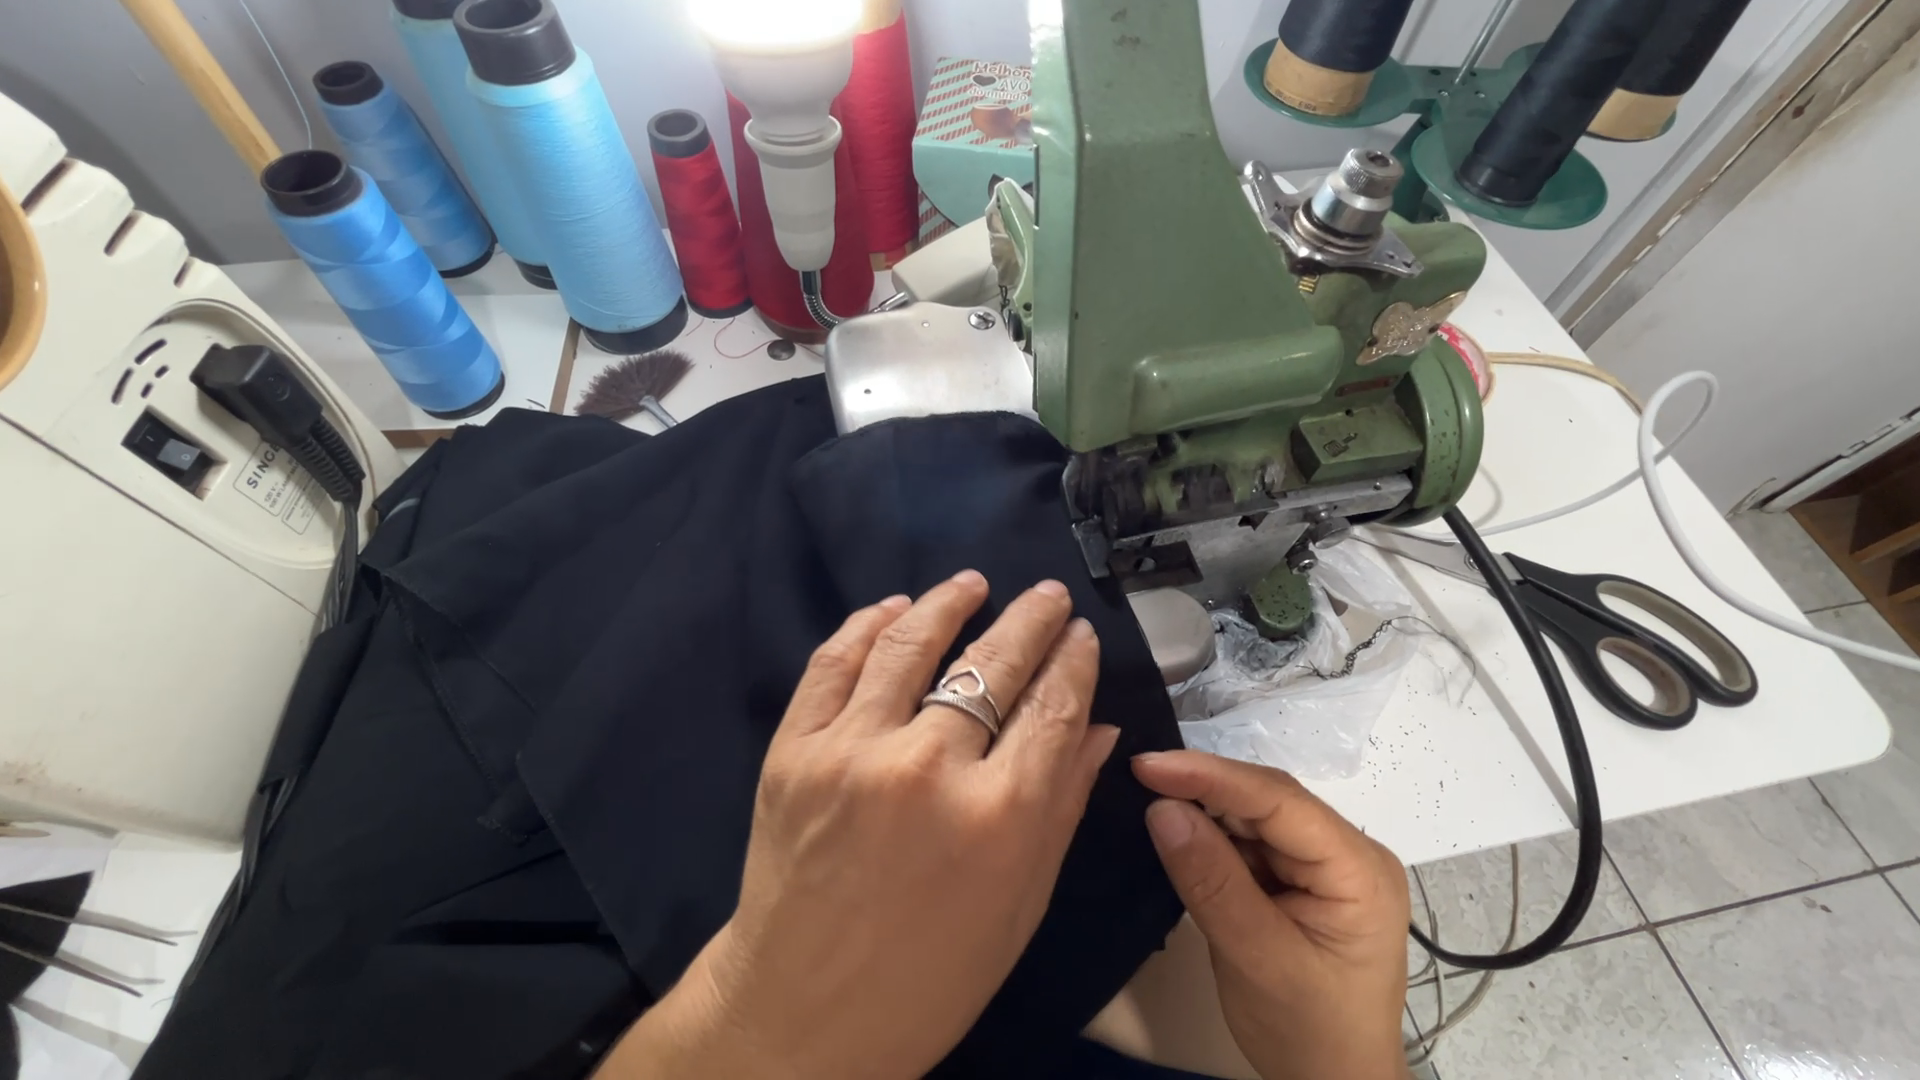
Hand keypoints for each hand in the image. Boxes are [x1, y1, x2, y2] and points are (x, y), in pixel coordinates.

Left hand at [600, 571, 1120, 1079]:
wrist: (804, 1011)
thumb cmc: (933, 972)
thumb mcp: (1022, 901)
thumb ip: (1064, 804)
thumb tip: (1101, 726)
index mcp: (1000, 817)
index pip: (1053, 706)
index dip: (1073, 661)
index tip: (1082, 633)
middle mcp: (929, 768)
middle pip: (994, 664)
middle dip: (1031, 619)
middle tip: (1047, 595)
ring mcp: (852, 751)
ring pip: (910, 645)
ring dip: (948, 602)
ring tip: (974, 583)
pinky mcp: (794, 749)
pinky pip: (833, 663)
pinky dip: (867, 625)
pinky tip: (897, 607)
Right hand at [1133, 751, 1409, 1079]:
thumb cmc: (1309, 1033)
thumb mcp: (1257, 960)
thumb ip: (1211, 883)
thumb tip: (1161, 809)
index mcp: (1357, 870)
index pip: (1279, 801)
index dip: (1211, 776)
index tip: (1147, 765)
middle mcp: (1345, 853)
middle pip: (1265, 801)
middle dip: (1202, 788)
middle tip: (1136, 777)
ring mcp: (1321, 864)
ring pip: (1251, 816)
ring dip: (1201, 809)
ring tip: (1145, 797)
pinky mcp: (1295, 877)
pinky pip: (1245, 840)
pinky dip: (1208, 835)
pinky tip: (1175, 829)